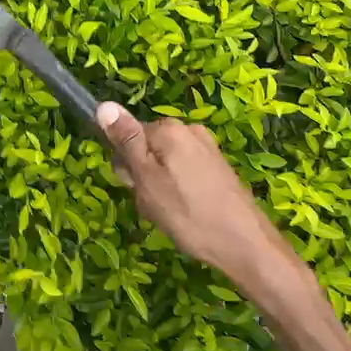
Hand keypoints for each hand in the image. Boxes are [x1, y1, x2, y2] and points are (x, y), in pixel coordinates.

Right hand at [95, 103, 289, 284]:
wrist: (247, 246)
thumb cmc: (189, 214)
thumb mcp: (148, 179)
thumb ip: (126, 142)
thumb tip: (104, 104)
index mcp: (169, 129)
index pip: (127, 136)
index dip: (126, 165)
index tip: (136, 189)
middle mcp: (189, 130)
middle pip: (147, 148)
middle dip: (144, 176)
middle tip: (155, 205)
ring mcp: (207, 148)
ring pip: (165, 163)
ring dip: (160, 187)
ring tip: (171, 213)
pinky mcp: (218, 167)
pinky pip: (184, 172)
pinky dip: (180, 191)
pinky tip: (188, 213)